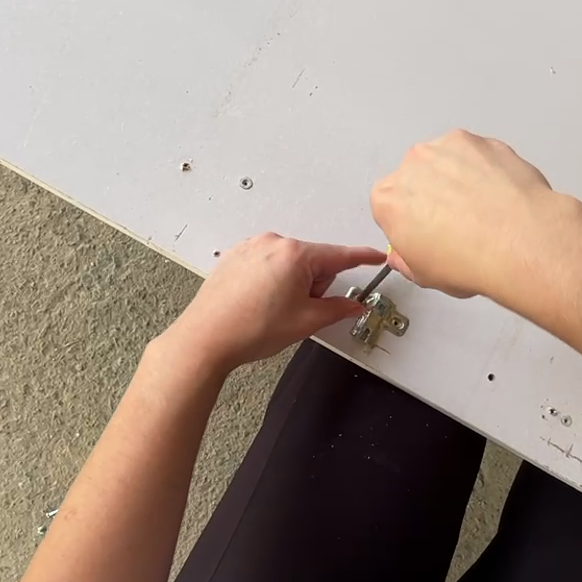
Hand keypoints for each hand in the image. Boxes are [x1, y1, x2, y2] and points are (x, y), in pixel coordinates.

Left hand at [161, 234, 385, 372]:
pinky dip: (270, 282)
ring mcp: (252, 247)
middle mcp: (273, 243)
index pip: (340, 255)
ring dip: (291, 284)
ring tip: (272, 310)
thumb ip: (337, 309)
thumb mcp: (305, 322)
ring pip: (289, 264)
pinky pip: (267, 264)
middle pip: (313, 261)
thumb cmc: (247, 328)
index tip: (375, 256)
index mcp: (295, 255)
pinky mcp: (236, 256)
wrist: (206, 338)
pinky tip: (259, 303)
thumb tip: (351, 305)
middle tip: (297, 310)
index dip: (362, 258)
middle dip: (313, 285)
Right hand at [370, 130, 565, 299]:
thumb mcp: (423, 276)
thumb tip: (405, 256)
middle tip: (457, 224)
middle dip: (433, 196)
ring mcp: (446, 148)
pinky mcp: (479, 141)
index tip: (425, 234)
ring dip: (459, 180)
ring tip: (483, 210)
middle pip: (417, 179)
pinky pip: (476, 156)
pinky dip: (485, 170)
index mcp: (388, 199)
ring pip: (447, 162)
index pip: (389, 206)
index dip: (409, 222)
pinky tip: (499, 197)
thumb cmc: (470, 259)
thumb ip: (405, 260)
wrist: (518, 241)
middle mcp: (412, 165)